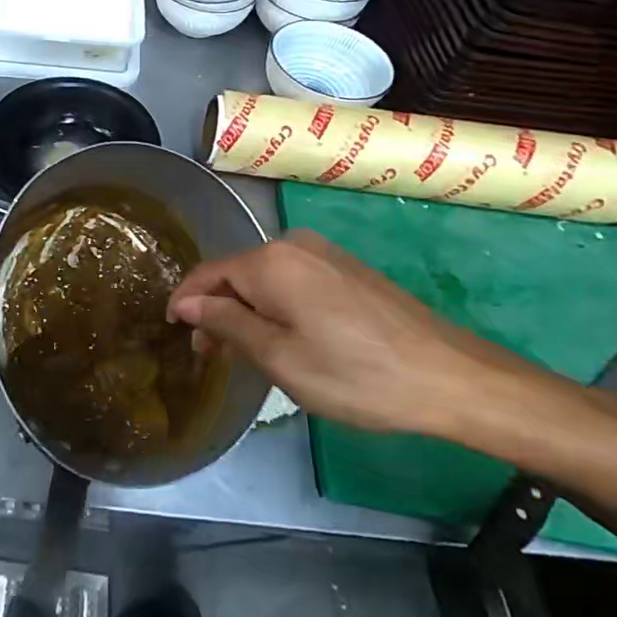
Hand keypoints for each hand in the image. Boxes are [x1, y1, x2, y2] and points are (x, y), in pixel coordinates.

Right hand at [167, 230, 537, 434]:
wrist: (444, 374)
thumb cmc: (353, 373)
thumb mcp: (279, 357)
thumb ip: (228, 323)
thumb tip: (189, 303)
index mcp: (272, 260)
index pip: (210, 272)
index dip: (186, 299)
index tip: (172, 330)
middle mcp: (295, 243)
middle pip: (239, 271)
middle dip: (217, 309)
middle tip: (209, 355)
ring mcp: (325, 253)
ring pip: (267, 276)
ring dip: (247, 309)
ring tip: (244, 352)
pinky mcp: (346, 268)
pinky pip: (294, 279)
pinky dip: (276, 304)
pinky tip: (282, 336)